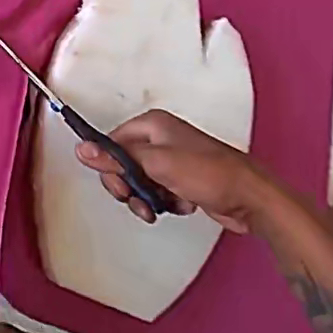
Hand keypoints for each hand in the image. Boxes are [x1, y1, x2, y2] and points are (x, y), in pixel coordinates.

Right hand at [74, 110, 271, 231]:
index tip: (119, 185)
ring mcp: (171, 159)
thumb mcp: (157, 165)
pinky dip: (164, 202)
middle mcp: (160, 137)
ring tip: (161, 207)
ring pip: (140, 181)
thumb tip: (83, 148)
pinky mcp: (181, 179)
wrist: (249, 198)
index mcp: (152, 124)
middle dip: (129, 187)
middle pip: (124, 164)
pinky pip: (158, 191)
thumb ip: (117, 158)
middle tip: (139, 200)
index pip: (112, 142)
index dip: (110, 166)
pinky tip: (179, 206)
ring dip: (147, 198)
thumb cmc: (209, 174)